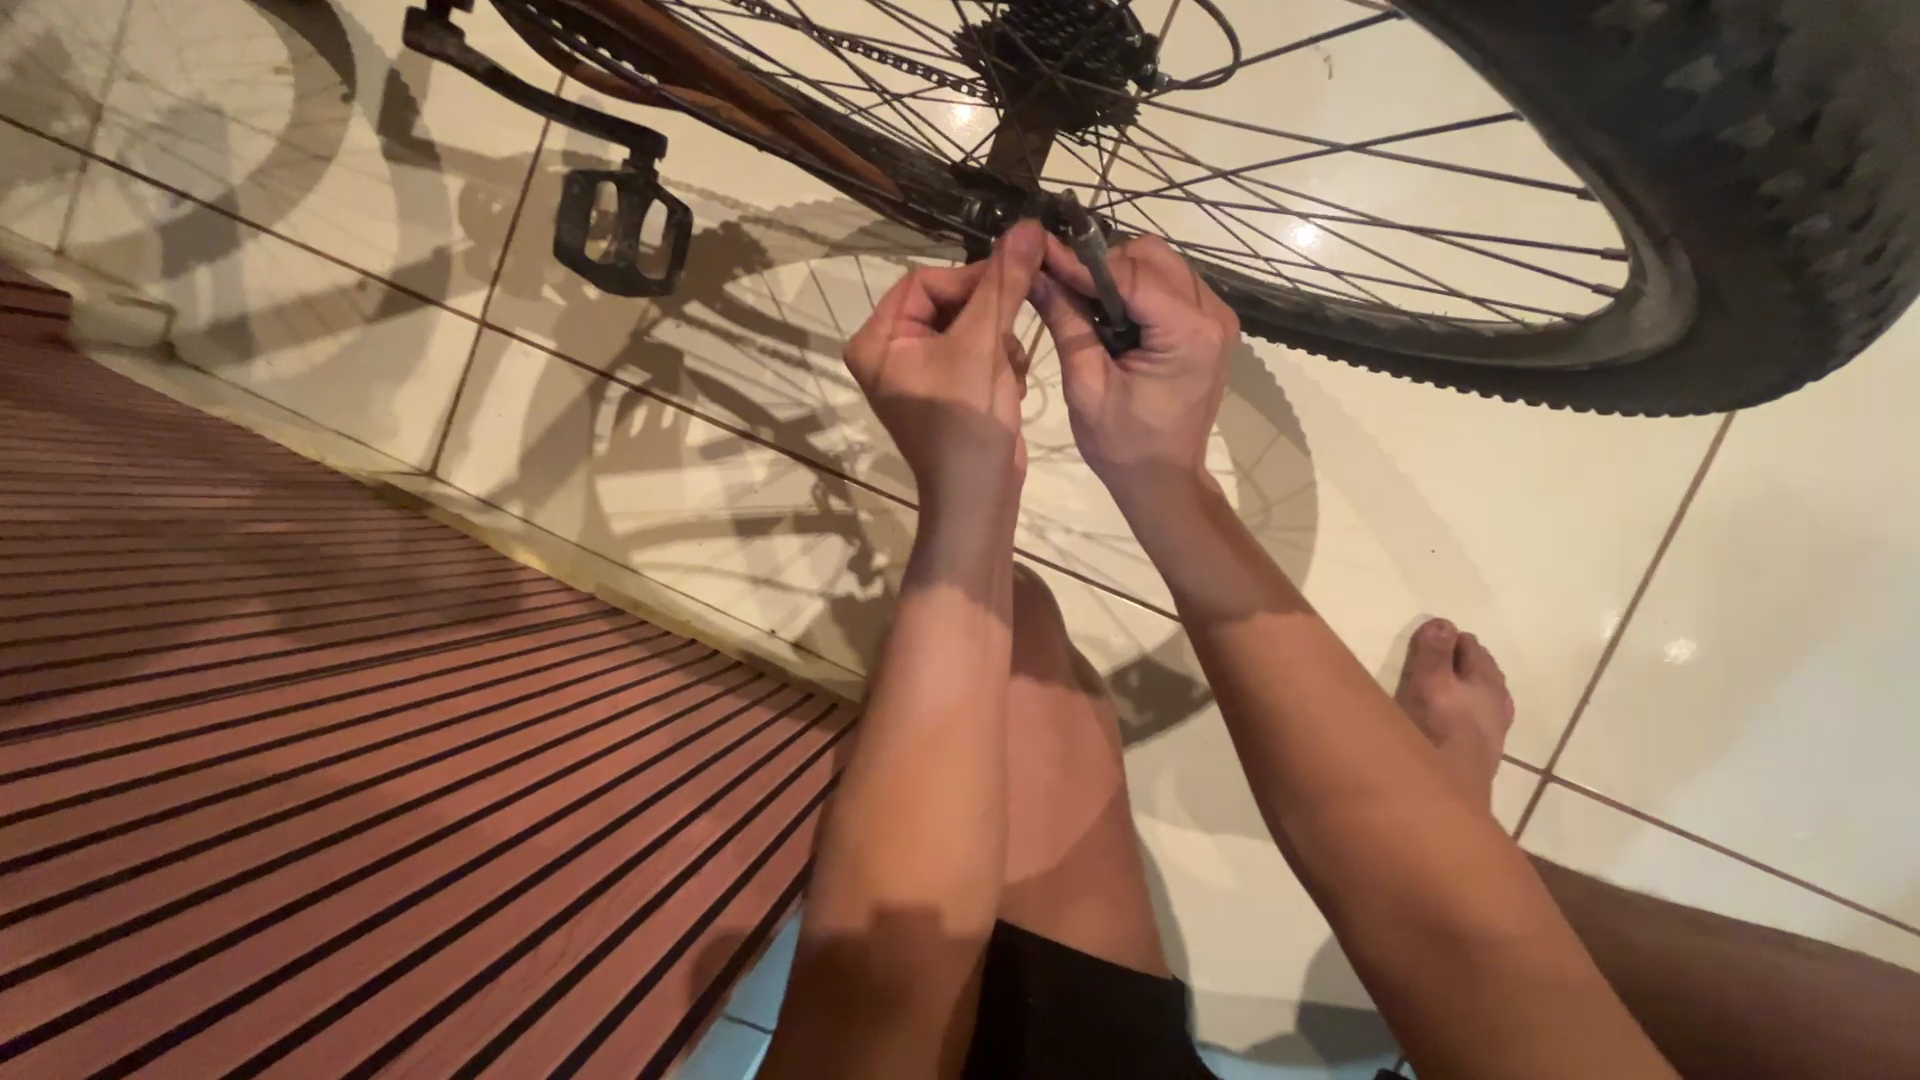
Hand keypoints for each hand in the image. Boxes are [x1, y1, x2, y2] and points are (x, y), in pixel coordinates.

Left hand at [845, 220, 1046, 511]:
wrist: (978, 494)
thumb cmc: (967, 420)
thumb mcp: (984, 344)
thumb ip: (1004, 283)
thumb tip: (1029, 225)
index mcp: (876, 340)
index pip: (924, 281)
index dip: (972, 278)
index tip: (1014, 282)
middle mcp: (888, 353)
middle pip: (947, 303)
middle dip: (988, 318)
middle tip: (1014, 332)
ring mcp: (917, 374)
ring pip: (967, 327)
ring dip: (998, 342)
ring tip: (1008, 371)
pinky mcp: (945, 390)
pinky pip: (973, 353)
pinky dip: (997, 363)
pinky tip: (1009, 386)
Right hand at [1028, 233, 1238, 495]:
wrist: (1162, 479)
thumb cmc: (1121, 444)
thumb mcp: (1085, 384)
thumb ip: (1065, 322)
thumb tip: (1035, 273)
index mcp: (1188, 333)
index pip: (1131, 274)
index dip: (1084, 264)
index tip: (1043, 258)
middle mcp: (1213, 314)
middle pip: (1153, 257)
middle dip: (1106, 267)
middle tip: (1068, 292)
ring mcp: (1218, 318)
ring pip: (1164, 264)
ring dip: (1122, 277)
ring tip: (1090, 309)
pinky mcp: (1212, 326)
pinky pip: (1172, 285)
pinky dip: (1140, 291)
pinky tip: (1115, 319)